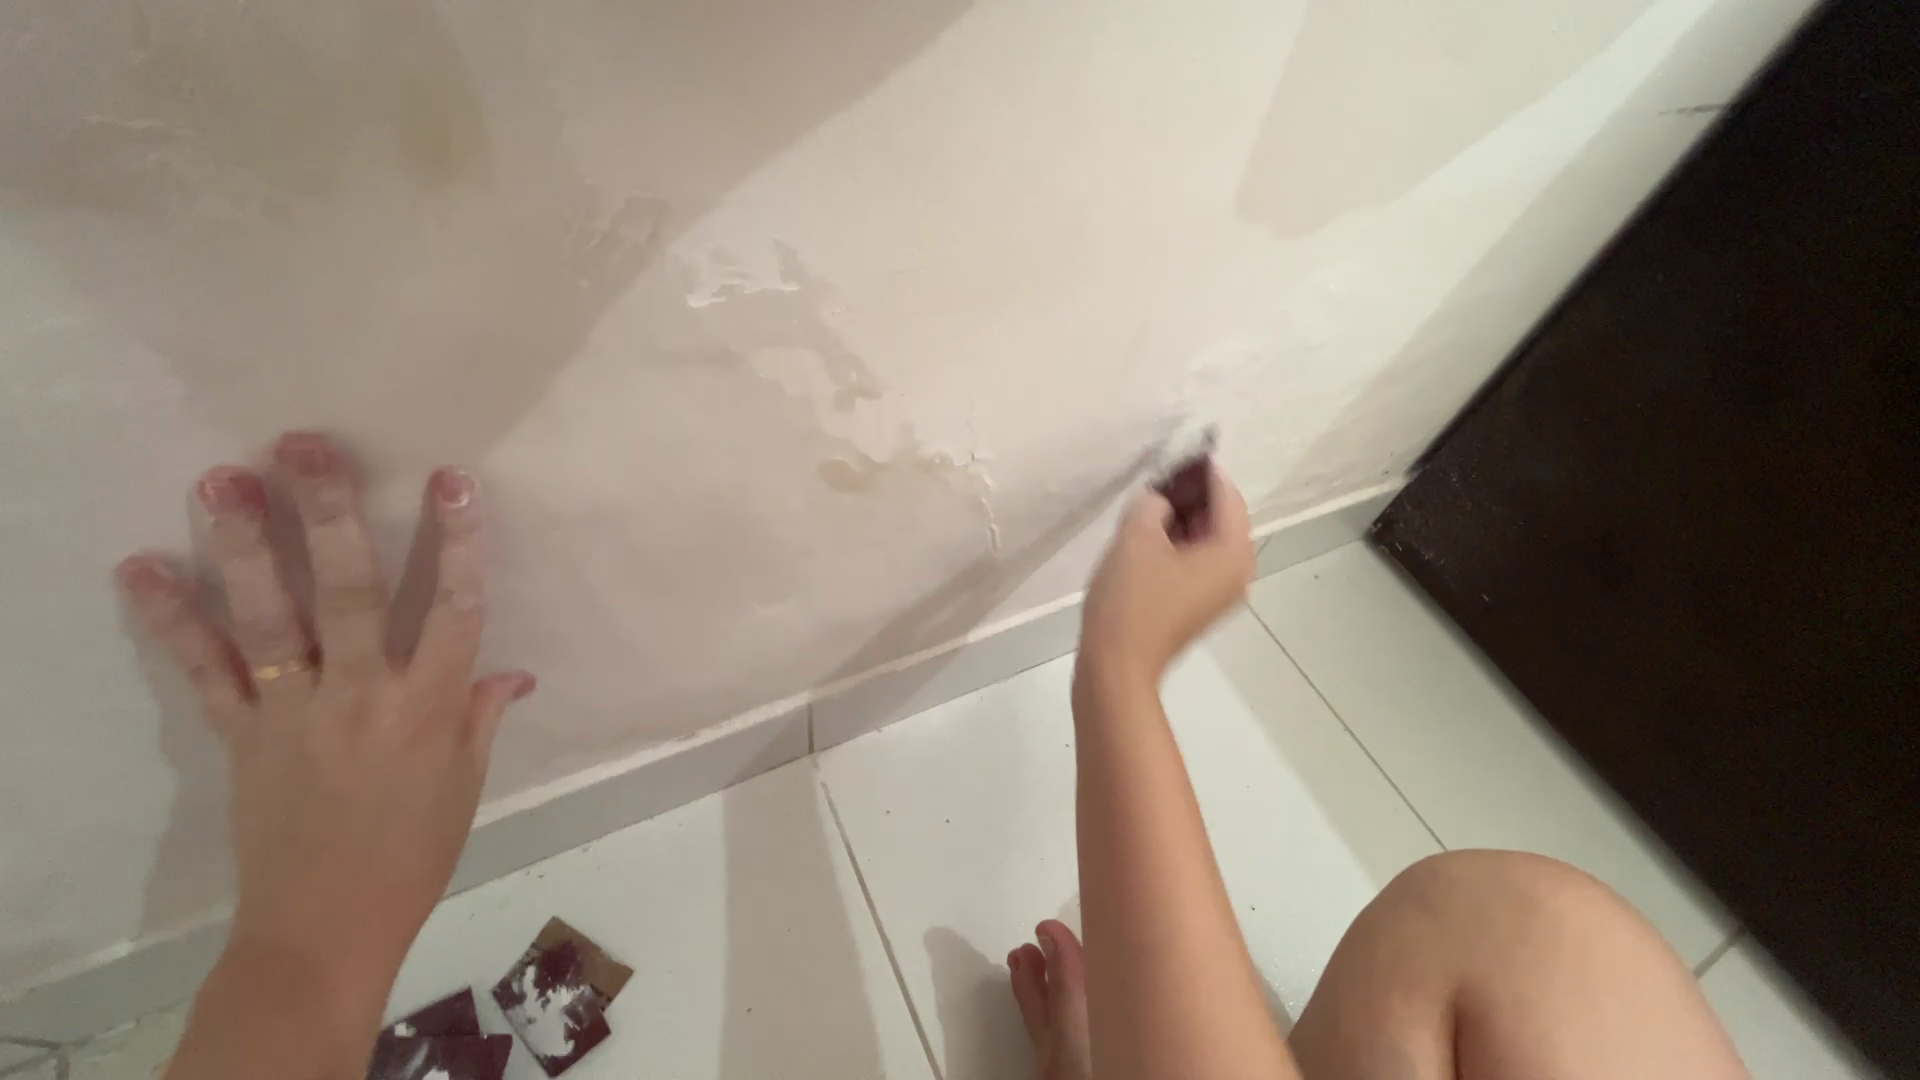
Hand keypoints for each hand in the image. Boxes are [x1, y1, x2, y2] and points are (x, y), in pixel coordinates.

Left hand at [116, 432, 532, 991]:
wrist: (326, 921)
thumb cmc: (418, 846)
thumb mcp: (467, 779)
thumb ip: (479, 713)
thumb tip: (509, 672)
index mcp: (431, 706)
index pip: (456, 609)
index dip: (457, 543)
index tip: (452, 482)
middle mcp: (364, 695)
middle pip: (352, 594)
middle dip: (332, 517)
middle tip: (305, 448)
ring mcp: (295, 711)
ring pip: (271, 619)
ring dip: (246, 548)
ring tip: (224, 482)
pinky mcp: (241, 734)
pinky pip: (205, 670)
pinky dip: (172, 619)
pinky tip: (144, 566)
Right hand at [1079, 466, 1254, 683]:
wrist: (1116, 667)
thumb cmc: (1130, 600)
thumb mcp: (1136, 537)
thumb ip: (1151, 503)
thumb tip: (1159, 503)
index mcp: (1233, 553)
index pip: (1226, 495)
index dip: (1200, 471)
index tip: (1174, 455)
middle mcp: (1238, 572)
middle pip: (1221, 518)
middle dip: (1190, 496)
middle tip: (1154, 482)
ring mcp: (1220, 593)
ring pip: (1206, 541)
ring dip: (1180, 520)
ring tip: (1144, 508)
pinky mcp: (1198, 606)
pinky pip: (1195, 562)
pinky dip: (1177, 545)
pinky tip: (1145, 540)